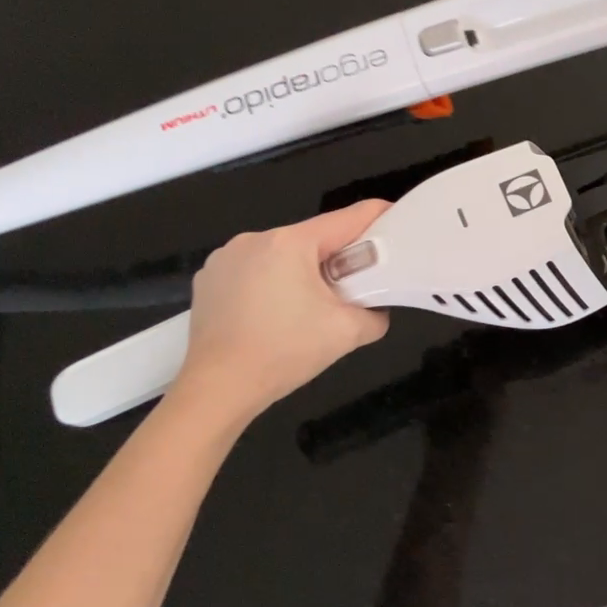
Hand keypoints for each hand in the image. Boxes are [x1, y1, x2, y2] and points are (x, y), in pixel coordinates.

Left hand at [173, 200, 391, 418]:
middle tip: (356, 286)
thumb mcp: (349, 332)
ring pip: (282, 255)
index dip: (377, 218)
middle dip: (337, 258)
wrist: (219, 388)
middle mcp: (254, 240)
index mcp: (290, 244)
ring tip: (309, 307)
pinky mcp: (208, 280)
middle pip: (313, 239)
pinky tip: (275, 314)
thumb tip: (376, 308)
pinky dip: (271, 283)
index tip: (397, 221)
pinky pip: (254, 270)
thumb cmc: (286, 352)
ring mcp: (224, 258)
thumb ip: (377, 313)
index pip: (346, 219)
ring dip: (302, 270)